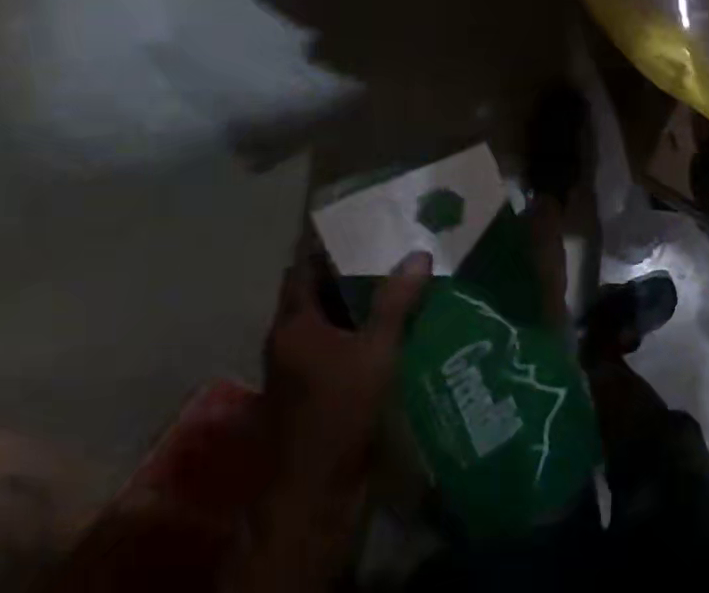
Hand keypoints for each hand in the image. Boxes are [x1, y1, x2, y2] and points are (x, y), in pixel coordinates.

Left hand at [262, 233, 430, 488]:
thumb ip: (397, 302)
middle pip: (316, 294)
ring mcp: (301, 368)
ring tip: (399, 279)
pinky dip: (360, 330)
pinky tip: (395, 327)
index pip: (302, 270)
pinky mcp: (317, 389)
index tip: (355, 222)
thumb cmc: (339, 408)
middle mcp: (289, 341)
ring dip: (356, 302)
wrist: (315, 487)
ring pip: (329, 321)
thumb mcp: (376, 350)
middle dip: (348, 270)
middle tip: (389, 246)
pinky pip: (339, 345)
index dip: (324, 245)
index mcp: (293, 325)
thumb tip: (419, 254)